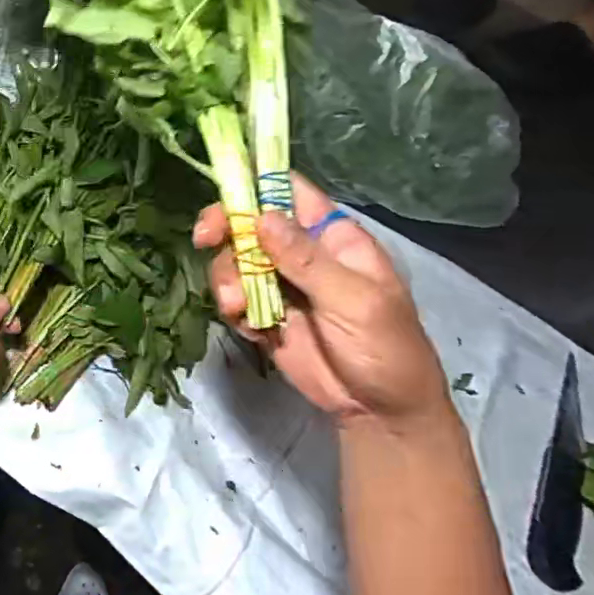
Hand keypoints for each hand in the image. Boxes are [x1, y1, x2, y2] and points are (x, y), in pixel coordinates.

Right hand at [195, 174, 446, 426]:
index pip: (289, 192)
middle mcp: (299, 252)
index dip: (256, 182)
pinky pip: (231, 297)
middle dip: (224, 228)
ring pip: (233, 260)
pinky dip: (231, 308)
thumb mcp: (356, 301)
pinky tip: (249, 327)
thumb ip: (308, 260)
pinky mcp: (261, 312)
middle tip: (206, 240)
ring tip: (236, 306)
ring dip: (226, 279)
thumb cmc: (387, 349)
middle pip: (248, 222)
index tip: (225, 192)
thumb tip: (262, 218)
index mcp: (331, 237)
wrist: (379, 412)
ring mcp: (277, 282)